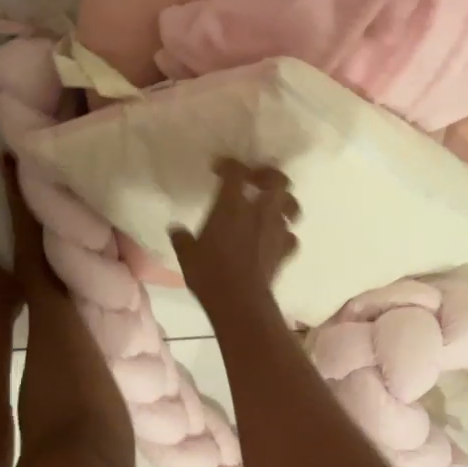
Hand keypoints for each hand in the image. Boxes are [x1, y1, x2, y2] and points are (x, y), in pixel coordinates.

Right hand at [170, 160, 299, 317]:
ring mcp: (278, 230)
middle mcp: (259, 211)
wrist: (240, 302)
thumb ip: (182, 238)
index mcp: (231, 205)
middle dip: (268, 175)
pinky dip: (284, 234)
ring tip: (272, 207)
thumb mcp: (187, 254)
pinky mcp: (286, 250)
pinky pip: (291, 236)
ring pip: (291, 206)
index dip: (229, 165)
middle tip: (256, 180)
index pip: (236, 171)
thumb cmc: (209, 273)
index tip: (219, 168)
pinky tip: (274, 239)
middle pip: (277, 180)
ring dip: (283, 203)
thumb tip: (176, 230)